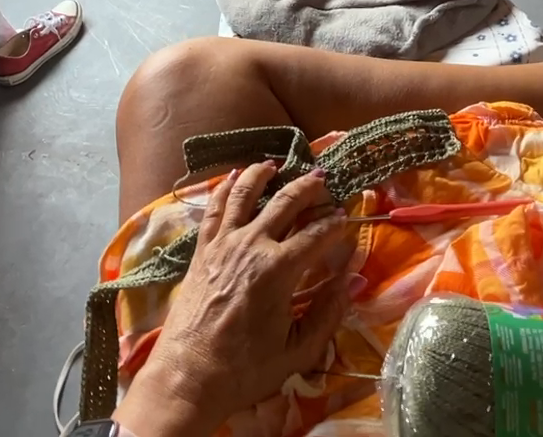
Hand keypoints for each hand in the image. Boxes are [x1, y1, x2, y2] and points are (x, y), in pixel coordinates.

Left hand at [112, 162, 351, 436]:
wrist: (188, 377)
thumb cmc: (245, 370)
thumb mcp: (297, 351)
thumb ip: (328, 313)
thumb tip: (354, 280)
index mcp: (279, 269)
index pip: (316, 235)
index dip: (334, 224)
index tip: (346, 217)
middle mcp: (251, 244)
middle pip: (285, 202)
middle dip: (308, 187)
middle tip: (323, 178)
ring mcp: (223, 242)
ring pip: (244, 193)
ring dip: (262, 174)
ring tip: (275, 164)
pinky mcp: (202, 248)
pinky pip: (214, 208)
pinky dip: (224, 188)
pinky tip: (232, 177)